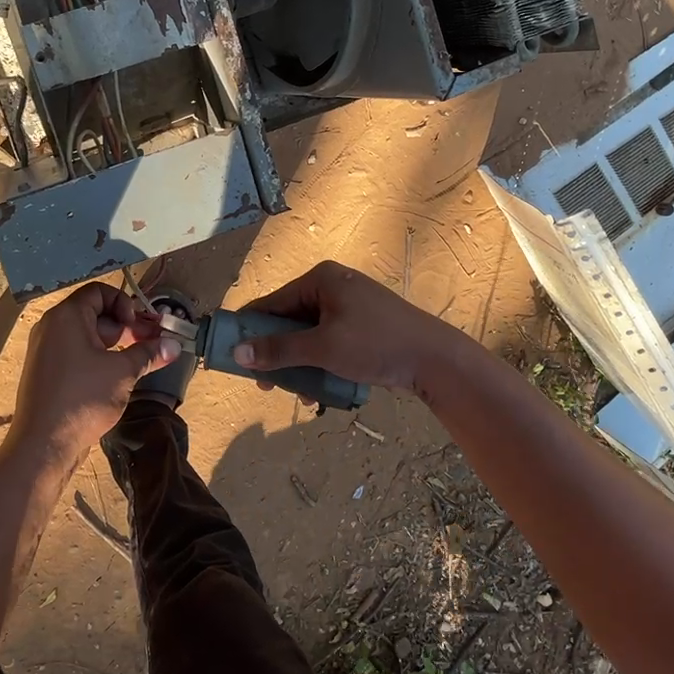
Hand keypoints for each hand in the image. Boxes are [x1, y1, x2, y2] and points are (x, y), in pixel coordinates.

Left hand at [9, 282, 178, 465]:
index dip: (124, 303)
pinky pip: (76, 354)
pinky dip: (98, 359)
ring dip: (115, 345)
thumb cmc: (83, 399)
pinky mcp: (47, 373)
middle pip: (94, 313)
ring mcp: (46, 351)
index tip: (138, 327)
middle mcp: (52, 327)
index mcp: (66, 316)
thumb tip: (174, 345)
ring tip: (140, 363)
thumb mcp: (122, 373)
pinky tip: (118, 378)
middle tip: (152, 344)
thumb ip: (148, 353)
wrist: (43, 445)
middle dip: (126, 327)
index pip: (99, 291)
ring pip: (87, 336)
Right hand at [235, 260, 467, 393]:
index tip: (236, 358)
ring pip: (309, 335)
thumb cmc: (377, 345)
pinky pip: (329, 341)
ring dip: (300, 365)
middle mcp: (333, 285)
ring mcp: (350, 305)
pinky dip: (321, 363)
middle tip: (269, 385)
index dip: (251, 330)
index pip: (272, 302)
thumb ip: (279, 350)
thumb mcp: (323, 348)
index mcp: (321, 279)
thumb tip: (238, 354)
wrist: (437, 359)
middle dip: (279, 354)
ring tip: (302, 394)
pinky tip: (323, 389)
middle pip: (290, 320)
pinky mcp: (364, 325)